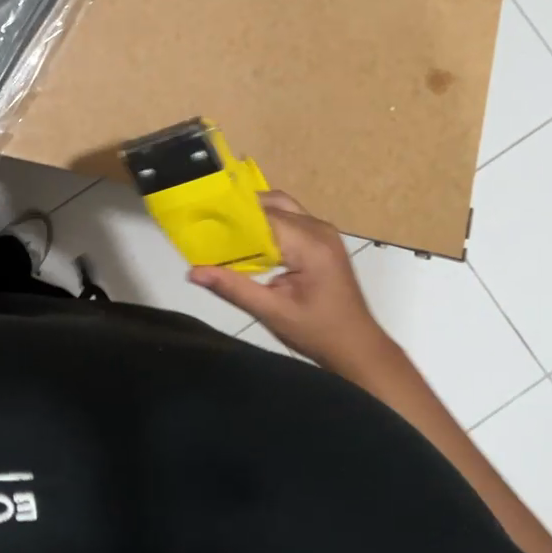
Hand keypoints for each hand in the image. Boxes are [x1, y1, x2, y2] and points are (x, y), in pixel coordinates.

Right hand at [187, 191, 394, 373]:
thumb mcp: (272, 312)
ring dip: (253, 216)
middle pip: (271, 205)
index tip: (202, 227)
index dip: (231, 219)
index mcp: (310, 245)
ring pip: (280, 206)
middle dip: (240, 214)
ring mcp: (324, 232)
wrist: (358, 348)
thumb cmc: (318, 333)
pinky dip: (266, 223)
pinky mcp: (323, 238)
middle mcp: (319, 229)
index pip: (262, 217)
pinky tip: (249, 241)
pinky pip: (289, 217)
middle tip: (210, 228)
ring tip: (226, 233)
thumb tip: (193, 272)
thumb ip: (233, 288)